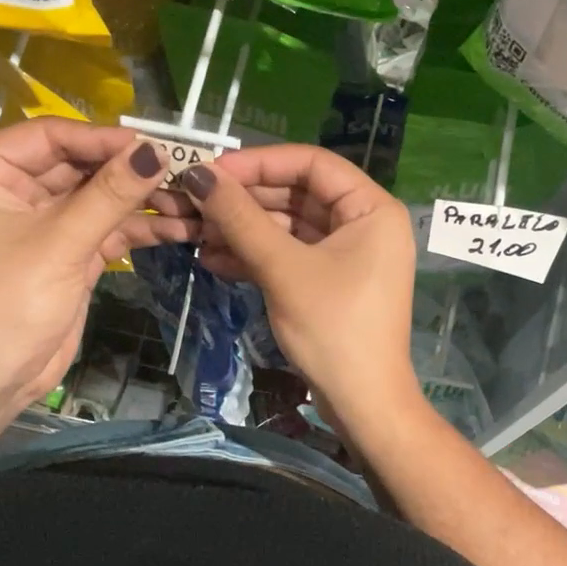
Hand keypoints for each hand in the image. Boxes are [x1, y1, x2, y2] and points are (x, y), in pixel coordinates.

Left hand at [0, 119, 177, 422]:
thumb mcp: (62, 242)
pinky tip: (181, 229)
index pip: (52, 137)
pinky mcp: (68, 255)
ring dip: (144, 202)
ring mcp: (44, 224)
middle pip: (82, 166)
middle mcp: (13, 189)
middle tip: (186, 171)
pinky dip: (141, 229)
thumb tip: (157, 152)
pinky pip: (108, 230)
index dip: (105, 138)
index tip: (157, 145)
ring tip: (194, 204)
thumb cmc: (8, 302)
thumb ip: (111, 194)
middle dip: (132, 172)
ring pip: (100, 199)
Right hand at [174, 145, 419, 425]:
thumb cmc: (333, 329)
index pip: (312, 163)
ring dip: (244, 230)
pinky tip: (213, 260)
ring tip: (195, 233)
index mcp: (372, 209)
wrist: (363, 402)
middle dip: (245, 200)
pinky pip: (292, 257)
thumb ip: (241, 219)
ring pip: (290, 228)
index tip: (212, 171)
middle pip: (298, 194)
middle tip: (194, 201)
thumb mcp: (283, 269)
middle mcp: (366, 225)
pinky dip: (257, 257)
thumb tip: (199, 176)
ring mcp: (350, 257)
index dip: (259, 162)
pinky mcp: (332, 284)